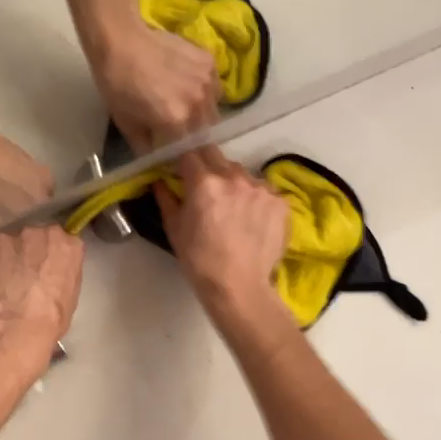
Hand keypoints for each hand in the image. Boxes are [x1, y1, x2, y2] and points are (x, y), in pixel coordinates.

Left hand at [0, 224, 83, 354]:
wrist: (23, 322)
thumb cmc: (54, 315)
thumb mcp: (72, 290)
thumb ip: (65, 269)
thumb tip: (54, 268)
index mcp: (72, 245)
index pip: (64, 241)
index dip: (54, 254)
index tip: (49, 265)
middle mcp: (49, 232)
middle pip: (41, 235)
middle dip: (36, 248)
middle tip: (29, 270)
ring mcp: (23, 234)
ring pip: (19, 239)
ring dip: (16, 252)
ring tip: (11, 274)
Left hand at [92, 20, 219, 151]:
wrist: (121, 40)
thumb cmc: (117, 84)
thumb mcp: (127, 124)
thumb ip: (148, 148)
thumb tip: (160, 162)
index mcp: (176, 121)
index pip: (191, 155)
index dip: (189, 164)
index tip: (185, 168)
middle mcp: (198, 103)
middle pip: (207, 135)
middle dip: (198, 144)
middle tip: (187, 143)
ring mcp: (208, 82)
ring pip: (214, 112)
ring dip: (203, 119)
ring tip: (186, 113)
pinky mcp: (211, 63)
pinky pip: (215, 89)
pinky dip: (205, 95)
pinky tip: (188, 89)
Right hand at [155, 147, 288, 307]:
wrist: (239, 286)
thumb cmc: (199, 259)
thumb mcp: (174, 228)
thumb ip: (166, 198)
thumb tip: (160, 181)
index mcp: (204, 183)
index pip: (189, 153)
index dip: (182, 160)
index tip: (180, 170)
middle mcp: (234, 177)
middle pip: (215, 155)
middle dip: (206, 164)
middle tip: (204, 186)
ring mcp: (261, 188)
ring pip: (241, 172)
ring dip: (232, 181)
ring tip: (231, 206)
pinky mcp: (280, 201)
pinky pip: (262, 189)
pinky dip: (253, 197)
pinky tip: (250, 217)